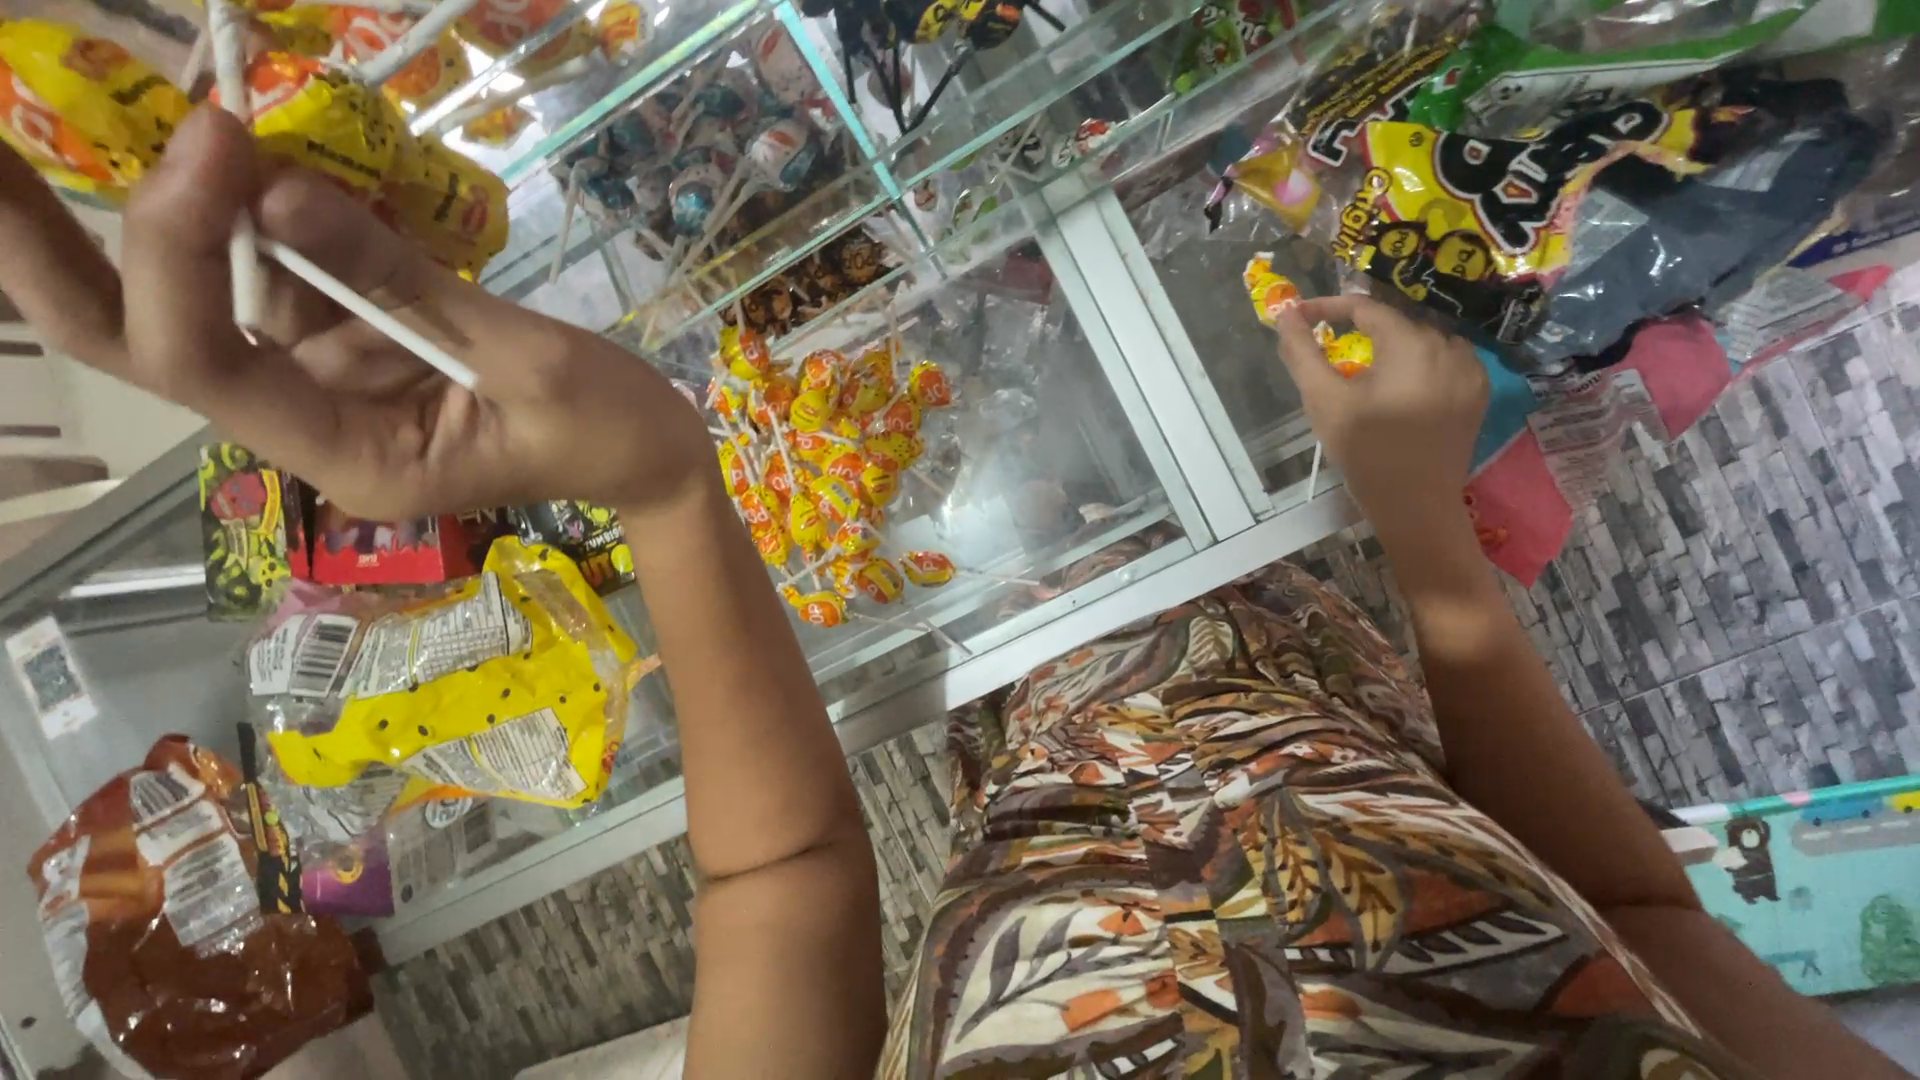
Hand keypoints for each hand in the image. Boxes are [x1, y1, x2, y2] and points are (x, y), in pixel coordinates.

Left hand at [0, 107, 713, 522]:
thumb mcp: (525, 360)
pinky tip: (257, 155)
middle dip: (48, 249)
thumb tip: (271, 189)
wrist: (655, 456)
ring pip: (214, 301)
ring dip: (167, 207)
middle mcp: (319, 431)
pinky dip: (270, 219)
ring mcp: (340, 392)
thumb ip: (408, 286)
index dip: (181, 246)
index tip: (218, 138)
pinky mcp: (369, 357)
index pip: (213, 362)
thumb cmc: (611, 427)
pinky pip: (296, 281)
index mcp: (358, 459)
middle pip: (146, 347)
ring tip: (164, 113)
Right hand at [1273, 294, 1488, 540]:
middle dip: (1360, 331)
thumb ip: (1303, 353)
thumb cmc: (1365, 453)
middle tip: (1329, 349)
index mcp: (1411, 343)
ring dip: (1390, 347)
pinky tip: (1399, 386)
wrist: (1416, 505)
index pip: (1366, 307)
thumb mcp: (1324, 402)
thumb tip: (1285, 315)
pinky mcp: (1477, 392)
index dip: (1329, 307)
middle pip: (1396, 323)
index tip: (1301, 317)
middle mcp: (1448, 345)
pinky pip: (1443, 362)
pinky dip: (1417, 364)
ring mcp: (1470, 369)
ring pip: (1421, 341)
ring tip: (1363, 369)